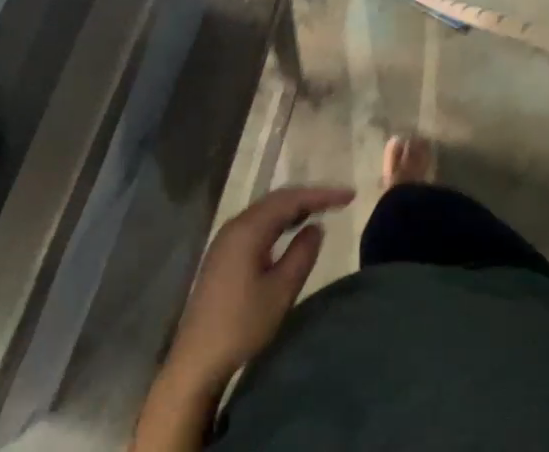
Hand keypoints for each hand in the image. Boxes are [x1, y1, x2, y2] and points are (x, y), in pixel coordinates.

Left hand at [164, 186, 352, 388]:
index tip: (350, 195)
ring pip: (265, 212)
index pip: (289, 200)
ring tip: (323, 210)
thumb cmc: (243, 324)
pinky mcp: (224, 253)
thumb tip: (317, 227)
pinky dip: (279, 222)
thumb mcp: (281, 291)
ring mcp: (226, 239)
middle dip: (309, 197)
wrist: (199, 354)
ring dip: (294, 208)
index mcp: (247, 230)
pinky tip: (293, 230)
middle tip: (340, 200)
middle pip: (275, 200)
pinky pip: (257, 225)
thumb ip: (302, 255)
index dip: (321, 195)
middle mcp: (235, 226)